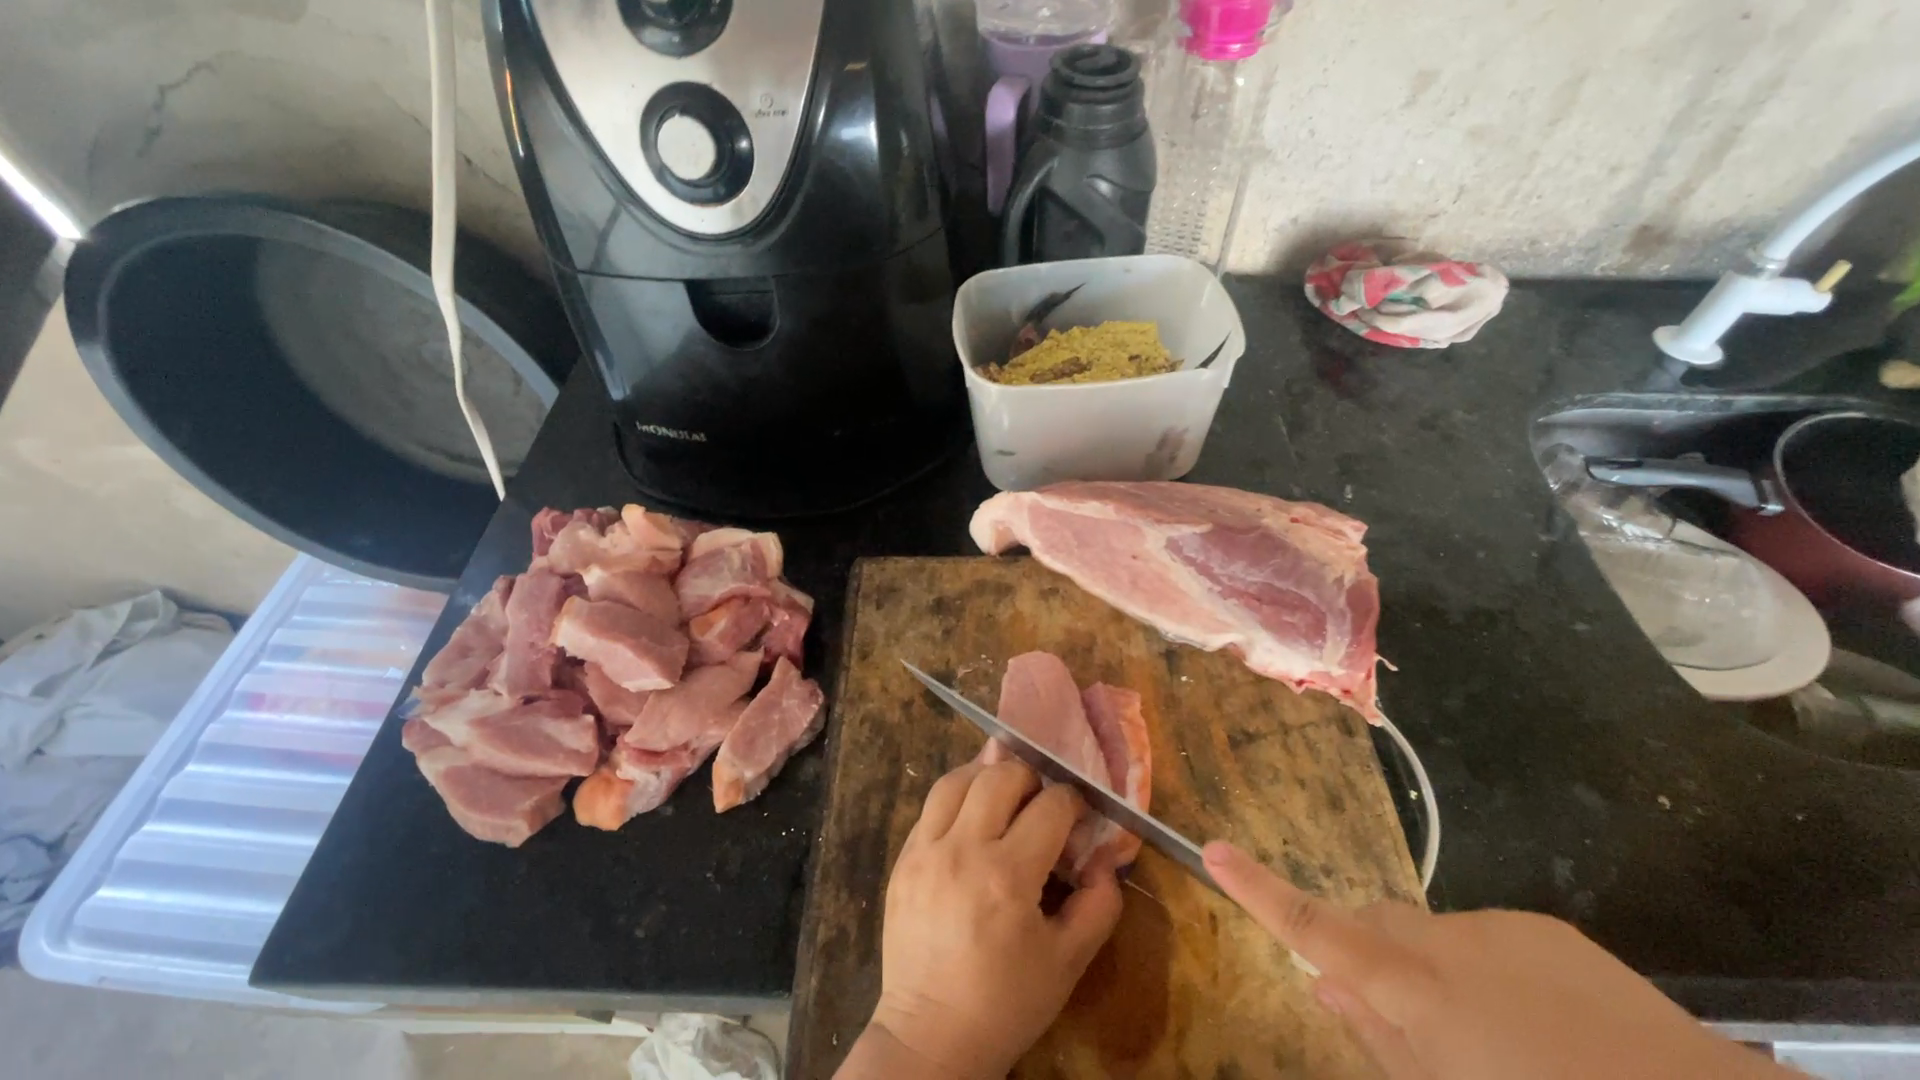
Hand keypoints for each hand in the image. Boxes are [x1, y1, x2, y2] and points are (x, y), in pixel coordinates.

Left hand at [838, 761, 1123, 1079]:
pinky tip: (972, 821)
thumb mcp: (1070, 961)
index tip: (1080, 814)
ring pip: (955, 780)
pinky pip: (929, 809)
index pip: (1050, 805)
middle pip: (999, 776)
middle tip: (1042, 802)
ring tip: (1005, 797)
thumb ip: (1099, 903)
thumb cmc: (1008, 1002)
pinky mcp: (901, 862)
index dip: (1073, 801)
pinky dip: (956, 802)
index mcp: (1008, 876)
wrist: (933, 1035)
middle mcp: (962, 851)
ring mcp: (924, 852)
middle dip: (1031, 778)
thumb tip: (1104, 856)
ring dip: (986, 777)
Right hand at [1204, 842, 1797, 1079]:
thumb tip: (1327, 986)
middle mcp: (1442, 938)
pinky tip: (1536, 1026)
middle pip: (1369, 923)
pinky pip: (1485, 940)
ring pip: (1429, 936)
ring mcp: (1497, 927)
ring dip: (1428, 971)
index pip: (1311, 927)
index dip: (1257, 890)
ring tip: (1487, 1040)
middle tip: (1387, 1016)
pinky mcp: (1546, 931)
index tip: (1214, 849)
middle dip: (1362, 953)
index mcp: (1409, 986)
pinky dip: (1482, 971)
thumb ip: (1376, 1037)